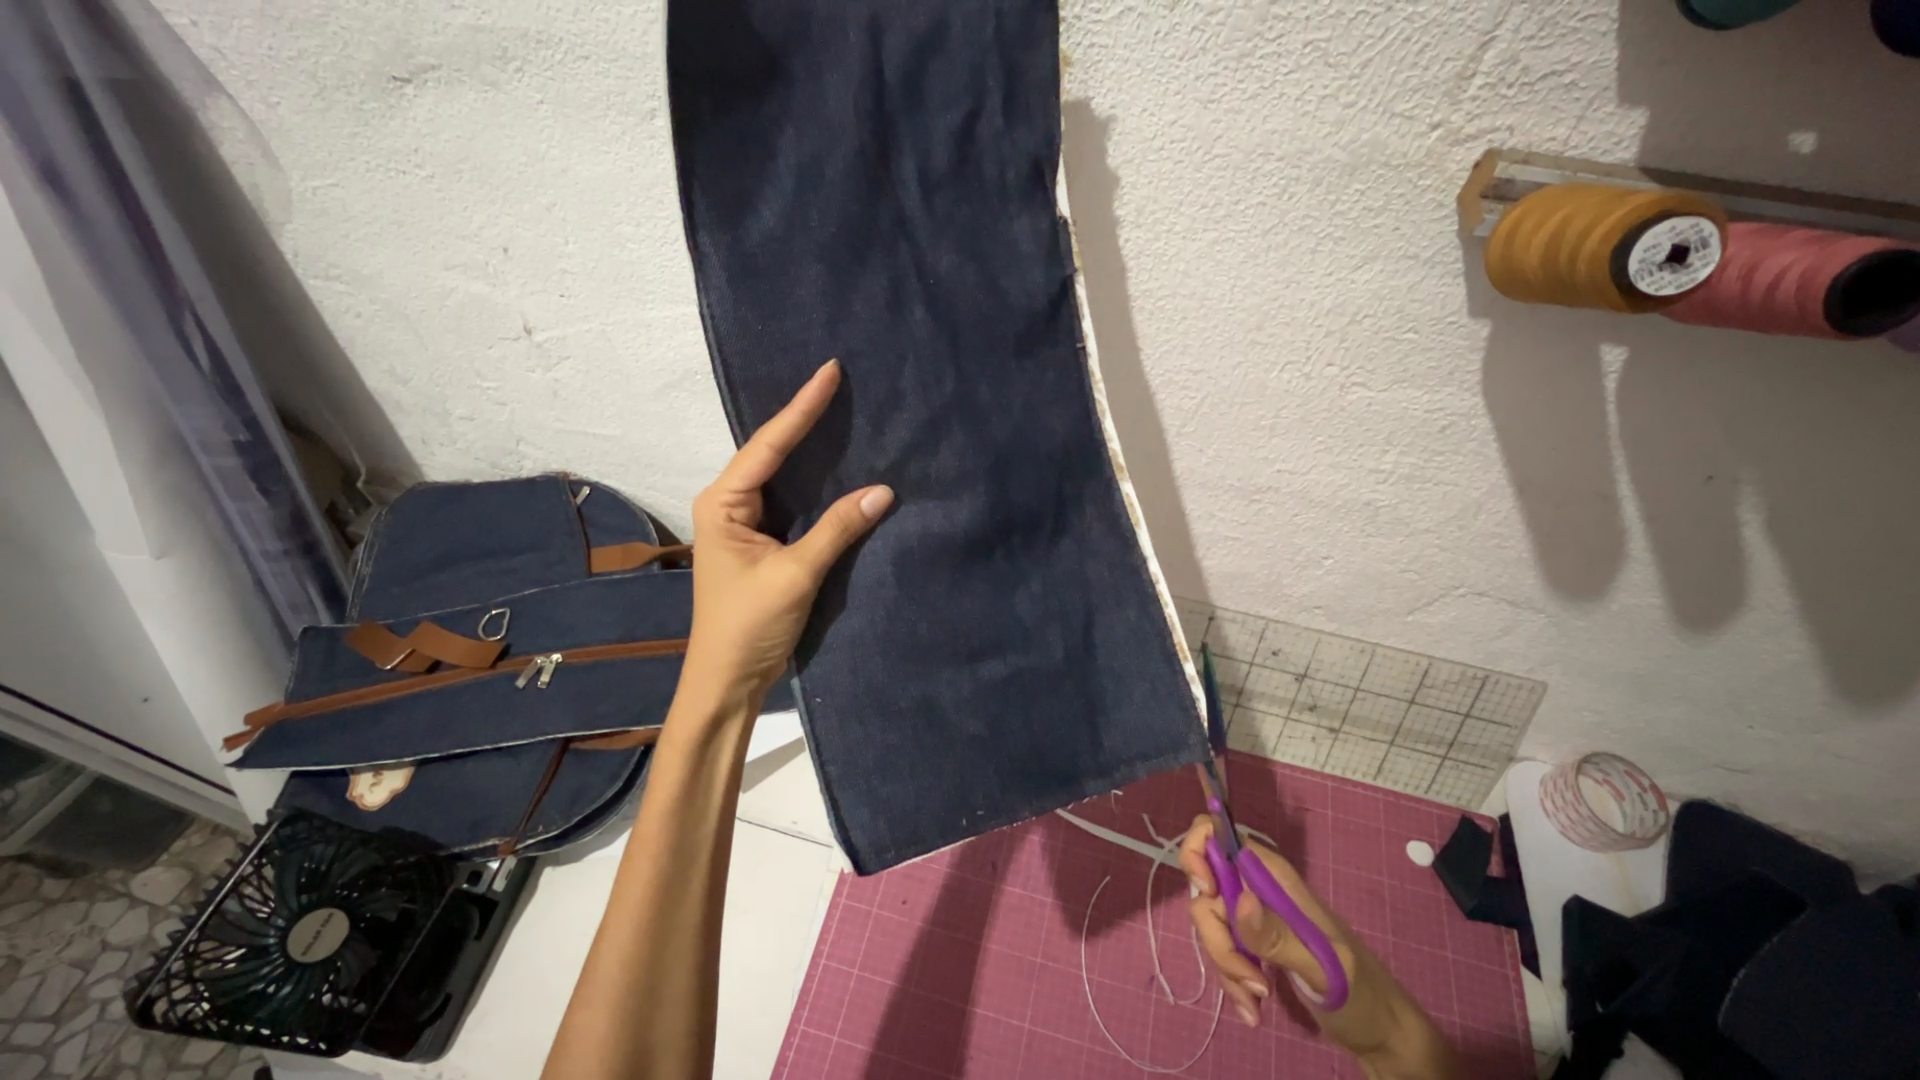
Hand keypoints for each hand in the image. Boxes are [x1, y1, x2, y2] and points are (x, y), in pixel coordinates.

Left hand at [684, 359, 891, 707]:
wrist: (729, 681)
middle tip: (840, 380)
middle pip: (773, 452)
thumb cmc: (749, 626)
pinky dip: (819, 484)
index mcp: (724, 503)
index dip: (802, 408)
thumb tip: (884, 490)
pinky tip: (842, 467)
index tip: (830, 371)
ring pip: (785, 476)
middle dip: (805, 418)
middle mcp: (731, 505)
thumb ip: (838, 529)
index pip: (768, 445)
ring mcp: (748, 524)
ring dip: (812, 449)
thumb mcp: (795, 574)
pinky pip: (796, 502)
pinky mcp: (766, 544)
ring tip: (844, 411)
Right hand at [1181, 817, 1459, 1077]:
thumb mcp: (1323, 969)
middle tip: (1250, 976)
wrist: (1382, 1031)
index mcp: (1274, 877)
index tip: (1207, 893)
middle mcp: (1258, 887)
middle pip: (1206, 890)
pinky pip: (1223, 949)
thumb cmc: (1362, 994)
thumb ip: (1278, 937)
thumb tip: (1239, 900)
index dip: (1198, 851)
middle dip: (1216, 936)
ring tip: (1258, 999)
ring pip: (1211, 923)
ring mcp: (1253, 915)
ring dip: (1225, 965)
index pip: (1218, 833)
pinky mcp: (1252, 942)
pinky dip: (1231, 979)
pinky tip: (1253, 1008)